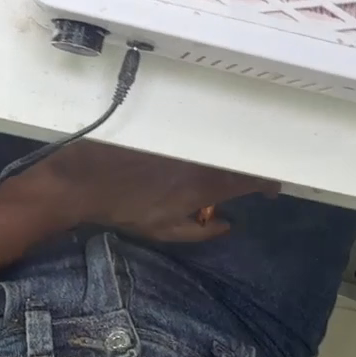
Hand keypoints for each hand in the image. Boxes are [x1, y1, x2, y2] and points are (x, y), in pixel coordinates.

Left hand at [9, 141, 278, 241]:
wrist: (85, 181)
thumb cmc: (125, 211)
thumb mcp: (167, 232)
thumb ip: (203, 230)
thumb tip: (228, 224)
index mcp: (203, 185)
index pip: (249, 179)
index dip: (266, 183)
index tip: (270, 188)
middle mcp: (198, 158)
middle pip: (237, 156)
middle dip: (248, 166)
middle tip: (249, 176)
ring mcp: (181, 138)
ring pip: (216, 140)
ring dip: (226, 151)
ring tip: (224, 161)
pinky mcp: (163, 125)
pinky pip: (192, 129)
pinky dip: (201, 138)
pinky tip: (196, 144)